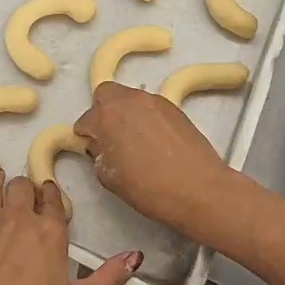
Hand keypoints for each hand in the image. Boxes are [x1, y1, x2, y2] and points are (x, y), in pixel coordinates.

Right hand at [75, 81, 254, 239]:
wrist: (199, 189)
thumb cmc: (148, 188)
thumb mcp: (109, 178)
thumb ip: (98, 154)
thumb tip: (102, 145)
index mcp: (106, 115)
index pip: (85, 119)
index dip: (86, 136)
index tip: (93, 149)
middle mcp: (129, 100)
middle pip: (106, 95)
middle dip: (102, 112)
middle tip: (109, 137)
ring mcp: (155, 101)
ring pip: (130, 99)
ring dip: (126, 114)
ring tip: (135, 142)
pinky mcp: (175, 107)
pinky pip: (151, 107)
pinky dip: (146, 118)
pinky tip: (155, 142)